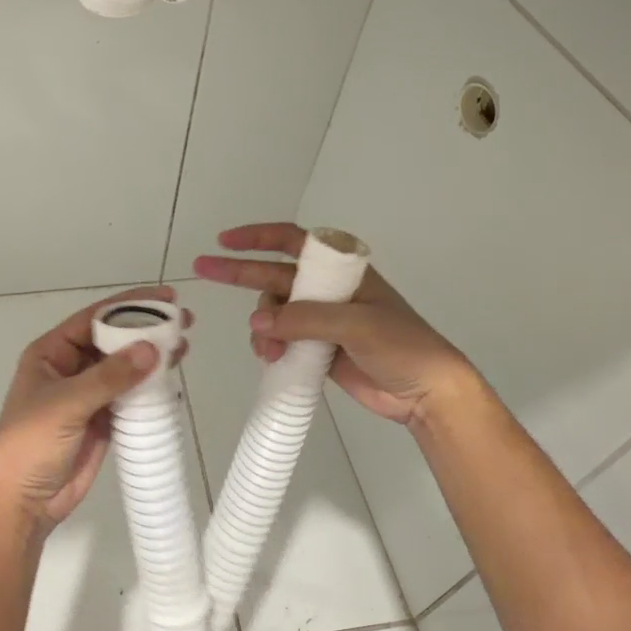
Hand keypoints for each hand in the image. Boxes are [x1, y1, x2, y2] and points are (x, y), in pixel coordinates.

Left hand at [0, 286, 189, 533]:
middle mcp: (71, 367)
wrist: (22, 503)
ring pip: (125, 366)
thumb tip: (152, 348)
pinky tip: (173, 378)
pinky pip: (130, 394)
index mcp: (52, 353)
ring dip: (153, 356)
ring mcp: (88, 394)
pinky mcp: (103, 420)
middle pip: (114, 339)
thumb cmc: (30, 443)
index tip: (165, 298)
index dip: (129, 306)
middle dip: (146, 328)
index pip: (94, 319)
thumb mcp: (66, 404)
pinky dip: (151, 386)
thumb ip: (109, 376)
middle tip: (184, 320)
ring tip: (185, 345)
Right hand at [194, 223, 471, 429]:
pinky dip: (271, 346)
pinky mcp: (318, 350)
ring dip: (263, 326)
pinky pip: (282, 340)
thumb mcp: (358, 323)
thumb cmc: (402, 346)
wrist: (428, 393)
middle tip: (202, 269)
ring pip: (273, 312)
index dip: (258, 237)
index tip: (225, 240)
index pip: (293, 241)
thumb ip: (306, 319)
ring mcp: (321, 321)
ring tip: (267, 350)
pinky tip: (271, 358)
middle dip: (238, 272)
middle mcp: (326, 290)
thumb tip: (259, 322)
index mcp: (341, 271)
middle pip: (274, 275)